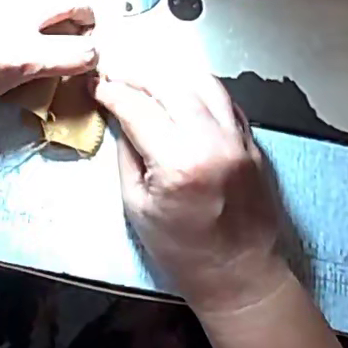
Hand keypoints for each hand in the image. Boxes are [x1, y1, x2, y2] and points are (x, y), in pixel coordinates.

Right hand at [91, 49, 288, 314]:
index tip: (95, 87)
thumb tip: (119, 117)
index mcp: (179, 163)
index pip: (138, 108)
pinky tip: (178, 90)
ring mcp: (239, 140)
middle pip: (170, 85)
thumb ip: (128, 153)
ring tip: (143, 75)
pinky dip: (198, 88)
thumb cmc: (180, 249)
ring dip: (168, 74)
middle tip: (113, 73)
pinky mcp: (252, 143)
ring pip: (203, 83)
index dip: (111, 92)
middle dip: (135, 75)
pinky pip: (224, 100)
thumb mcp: (135, 203)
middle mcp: (214, 143)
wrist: (239, 274)